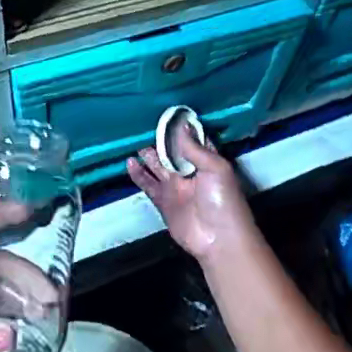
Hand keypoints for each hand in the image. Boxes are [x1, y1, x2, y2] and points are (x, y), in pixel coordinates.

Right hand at [127, 132, 259, 261]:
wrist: (218, 239)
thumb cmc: (222, 199)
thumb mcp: (214, 168)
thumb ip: (194, 147)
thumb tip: (181, 124)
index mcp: (207, 161)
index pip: (192, 140)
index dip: (180, 129)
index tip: (166, 113)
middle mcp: (190, 172)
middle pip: (171, 152)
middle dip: (160, 140)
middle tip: (142, 125)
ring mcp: (175, 187)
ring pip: (157, 166)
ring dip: (147, 155)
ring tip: (133, 142)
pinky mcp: (163, 201)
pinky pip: (148, 184)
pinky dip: (138, 174)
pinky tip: (129, 163)